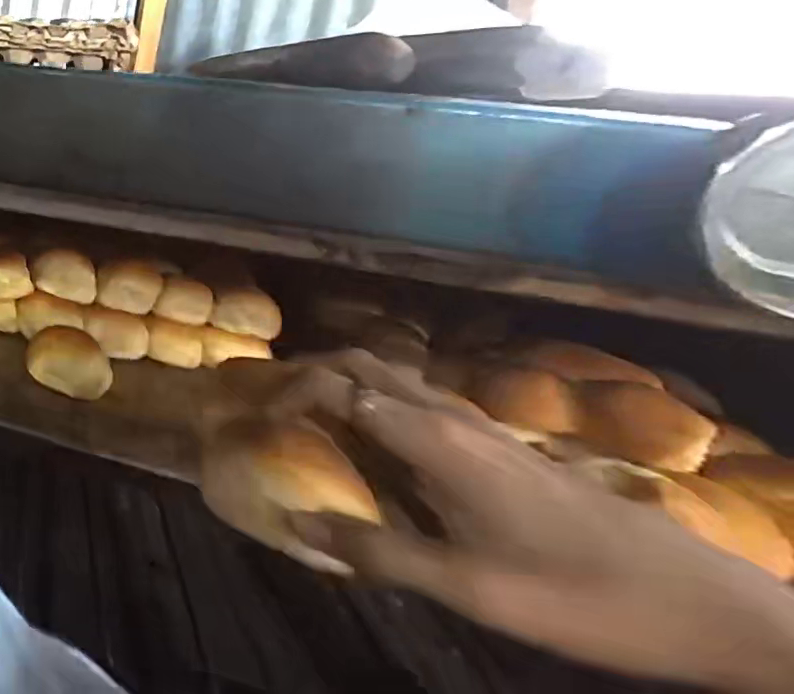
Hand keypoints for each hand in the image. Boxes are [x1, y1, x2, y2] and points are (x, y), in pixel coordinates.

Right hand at [277, 351, 793, 693]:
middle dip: (307, 372)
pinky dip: (377, 400)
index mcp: (434, 439)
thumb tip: (294, 523)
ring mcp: (480, 425)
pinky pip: (418, 398)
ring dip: (342, 382)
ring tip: (311, 415)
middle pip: (360, 364)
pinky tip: (378, 443)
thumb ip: (376, 550)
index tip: (259, 418)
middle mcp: (450, 416)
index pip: (336, 387)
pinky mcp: (500, 442)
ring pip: (392, 376)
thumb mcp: (472, 588)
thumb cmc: (583, 595)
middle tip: (273, 400)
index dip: (287, 394)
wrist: (716, 610)